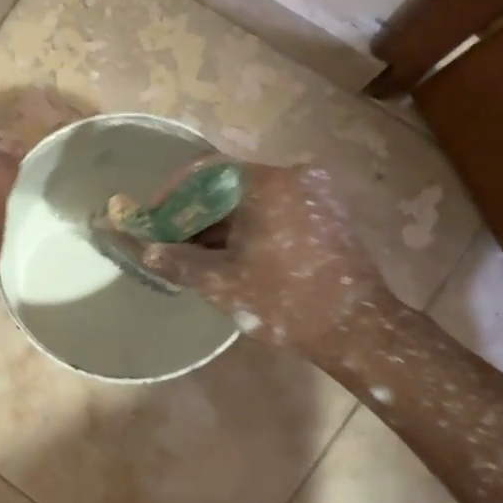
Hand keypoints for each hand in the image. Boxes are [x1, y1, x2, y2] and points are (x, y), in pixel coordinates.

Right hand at [122, 157, 395, 355]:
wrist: (358, 329)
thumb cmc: (285, 302)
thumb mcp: (222, 283)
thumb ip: (178, 261)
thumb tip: (144, 250)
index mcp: (267, 184)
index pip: (204, 173)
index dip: (171, 196)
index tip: (151, 221)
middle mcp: (293, 176)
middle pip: (227, 185)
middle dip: (194, 213)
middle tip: (168, 242)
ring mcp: (314, 194)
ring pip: (250, 199)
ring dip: (219, 223)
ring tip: (194, 255)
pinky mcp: (325, 213)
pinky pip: (273, 210)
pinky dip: (246, 227)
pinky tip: (229, 256)